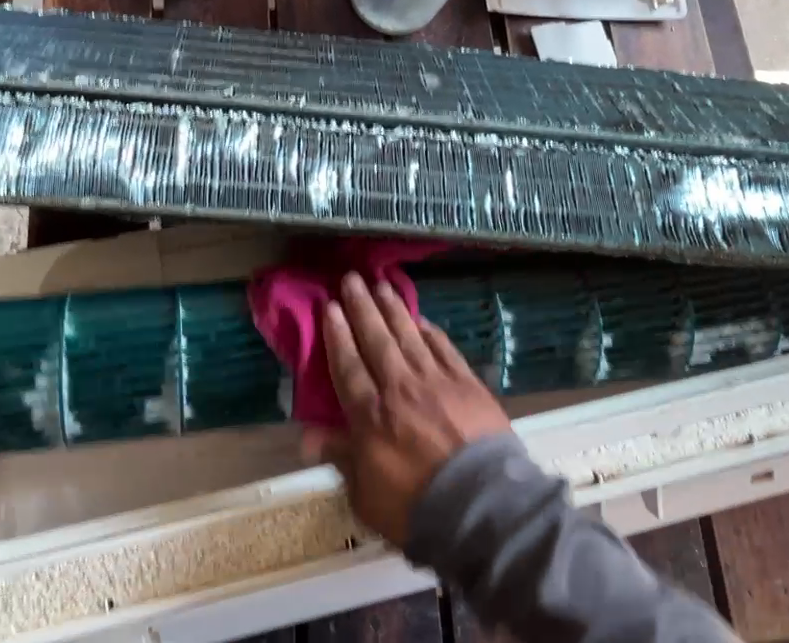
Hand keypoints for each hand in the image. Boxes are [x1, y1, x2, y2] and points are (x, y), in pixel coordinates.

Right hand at [306, 272, 511, 545]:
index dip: (337, 335)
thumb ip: (340, 458)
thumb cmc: (415, 508)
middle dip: (361, 308)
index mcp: (370, 414)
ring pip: (408, 335)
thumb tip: (307, 436)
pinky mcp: (467, 384)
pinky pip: (443, 348)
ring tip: (381, 285)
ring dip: (393, 309)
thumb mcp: (365, 494)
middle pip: (376, 340)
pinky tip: (421, 319)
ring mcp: (436, 381)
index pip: (348, 366)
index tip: (329, 308)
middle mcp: (399, 387)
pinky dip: (430, 331)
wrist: (482, 508)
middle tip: (351, 280)